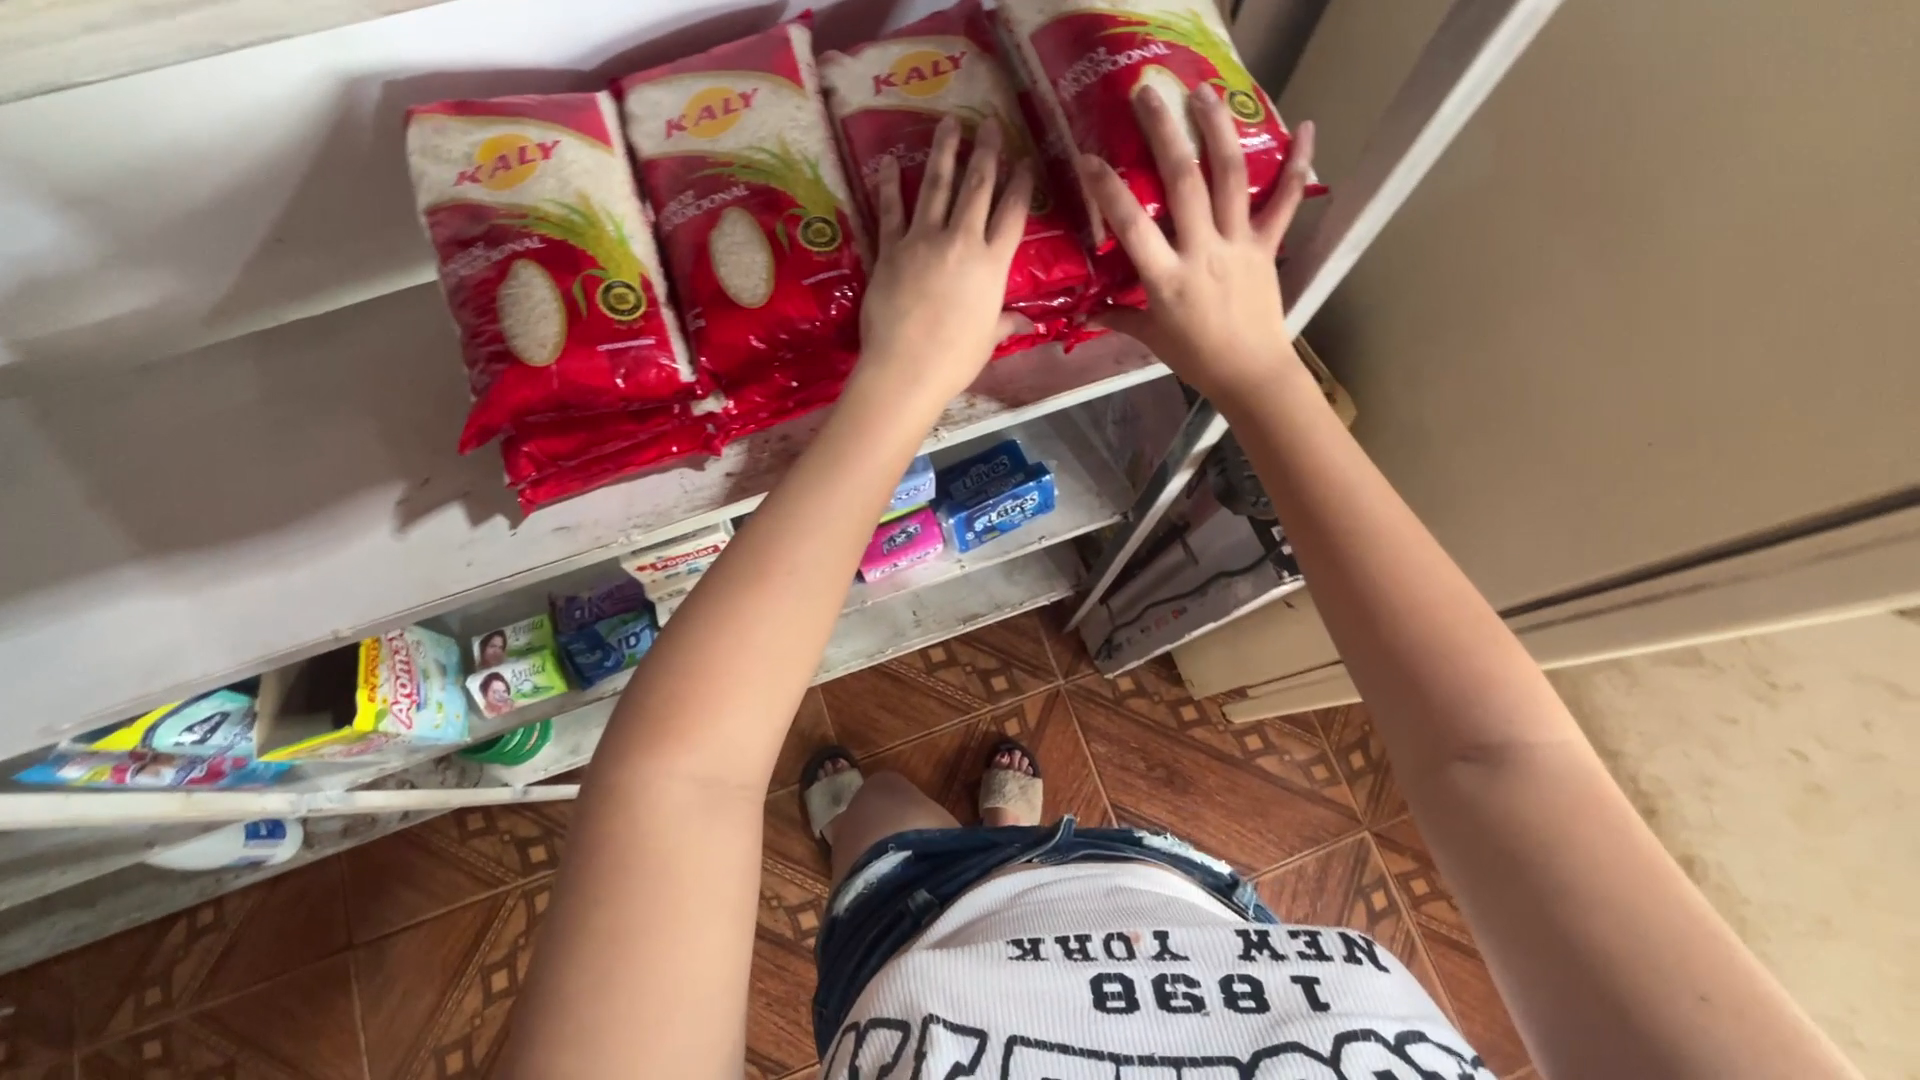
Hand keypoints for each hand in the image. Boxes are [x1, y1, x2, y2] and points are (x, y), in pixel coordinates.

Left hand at [853, 116, 1033, 409]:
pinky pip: (890, 211)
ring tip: (948, 123)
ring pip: (937, 186)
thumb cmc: (954, 360)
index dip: (1020, 184)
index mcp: (992, 265)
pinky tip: (890, 164)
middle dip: (986, 151)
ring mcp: (923, 241)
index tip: (1025, 159)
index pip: (1012, 213)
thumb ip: (1004, 322)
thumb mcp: (987, 340)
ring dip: (944, 151)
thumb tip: (1027, 324)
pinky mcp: (890, 250)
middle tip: (988, 122)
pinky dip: (889, 186)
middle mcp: (962, 242)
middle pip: (978, 187)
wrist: (906, 369)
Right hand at [1075, 86, 1316, 402]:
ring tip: (1204, 94)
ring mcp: (1239, 245)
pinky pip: (1285, 202)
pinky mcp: (1267, 247)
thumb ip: (1118, 316)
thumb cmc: (1197, 359)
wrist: (1251, 373)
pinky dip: (1298, 165)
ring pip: (1230, 179)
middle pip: (1184, 183)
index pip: (1133, 227)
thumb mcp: (1151, 338)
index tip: (1090, 159)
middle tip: (1148, 95)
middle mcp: (1203, 253)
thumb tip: (1085, 310)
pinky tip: (1307, 128)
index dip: (1110, 191)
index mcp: (1168, 279)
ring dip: (1217, 131)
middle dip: (1164, 134)